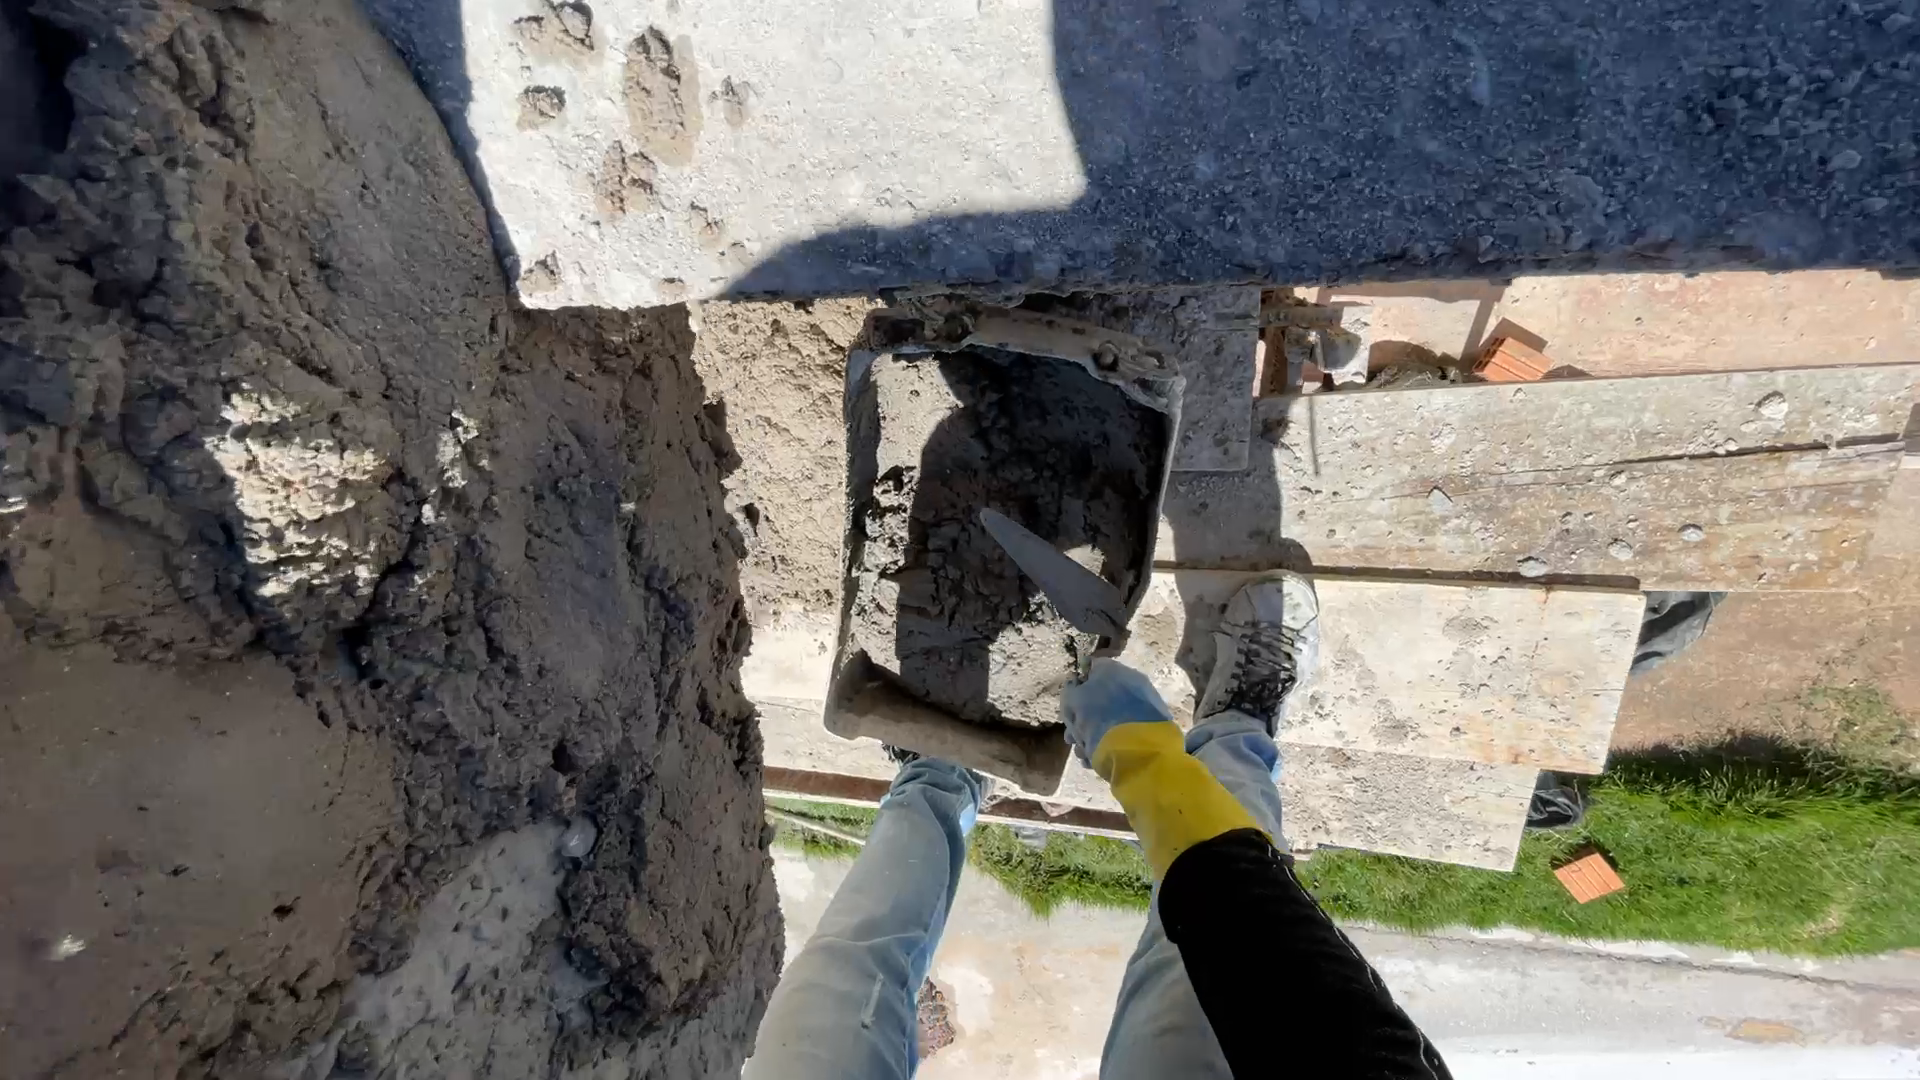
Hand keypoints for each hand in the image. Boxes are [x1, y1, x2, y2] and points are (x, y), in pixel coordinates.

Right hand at [1058, 658, 1175, 766]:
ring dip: (1090, 735)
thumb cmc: (1098, 716)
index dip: (1075, 687)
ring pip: (1108, 719)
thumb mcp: (1072, 699)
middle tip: (1071, 736)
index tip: (1067, 705)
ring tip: (1082, 752)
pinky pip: (1122, 732)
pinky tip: (1094, 759)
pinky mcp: (1150, 728)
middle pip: (1099, 698)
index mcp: (1114, 669)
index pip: (1090, 670)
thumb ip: (1069, 691)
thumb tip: (1074, 687)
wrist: (1135, 746)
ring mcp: (1143, 705)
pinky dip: (1107, 743)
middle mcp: (1131, 683)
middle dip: (1081, 719)